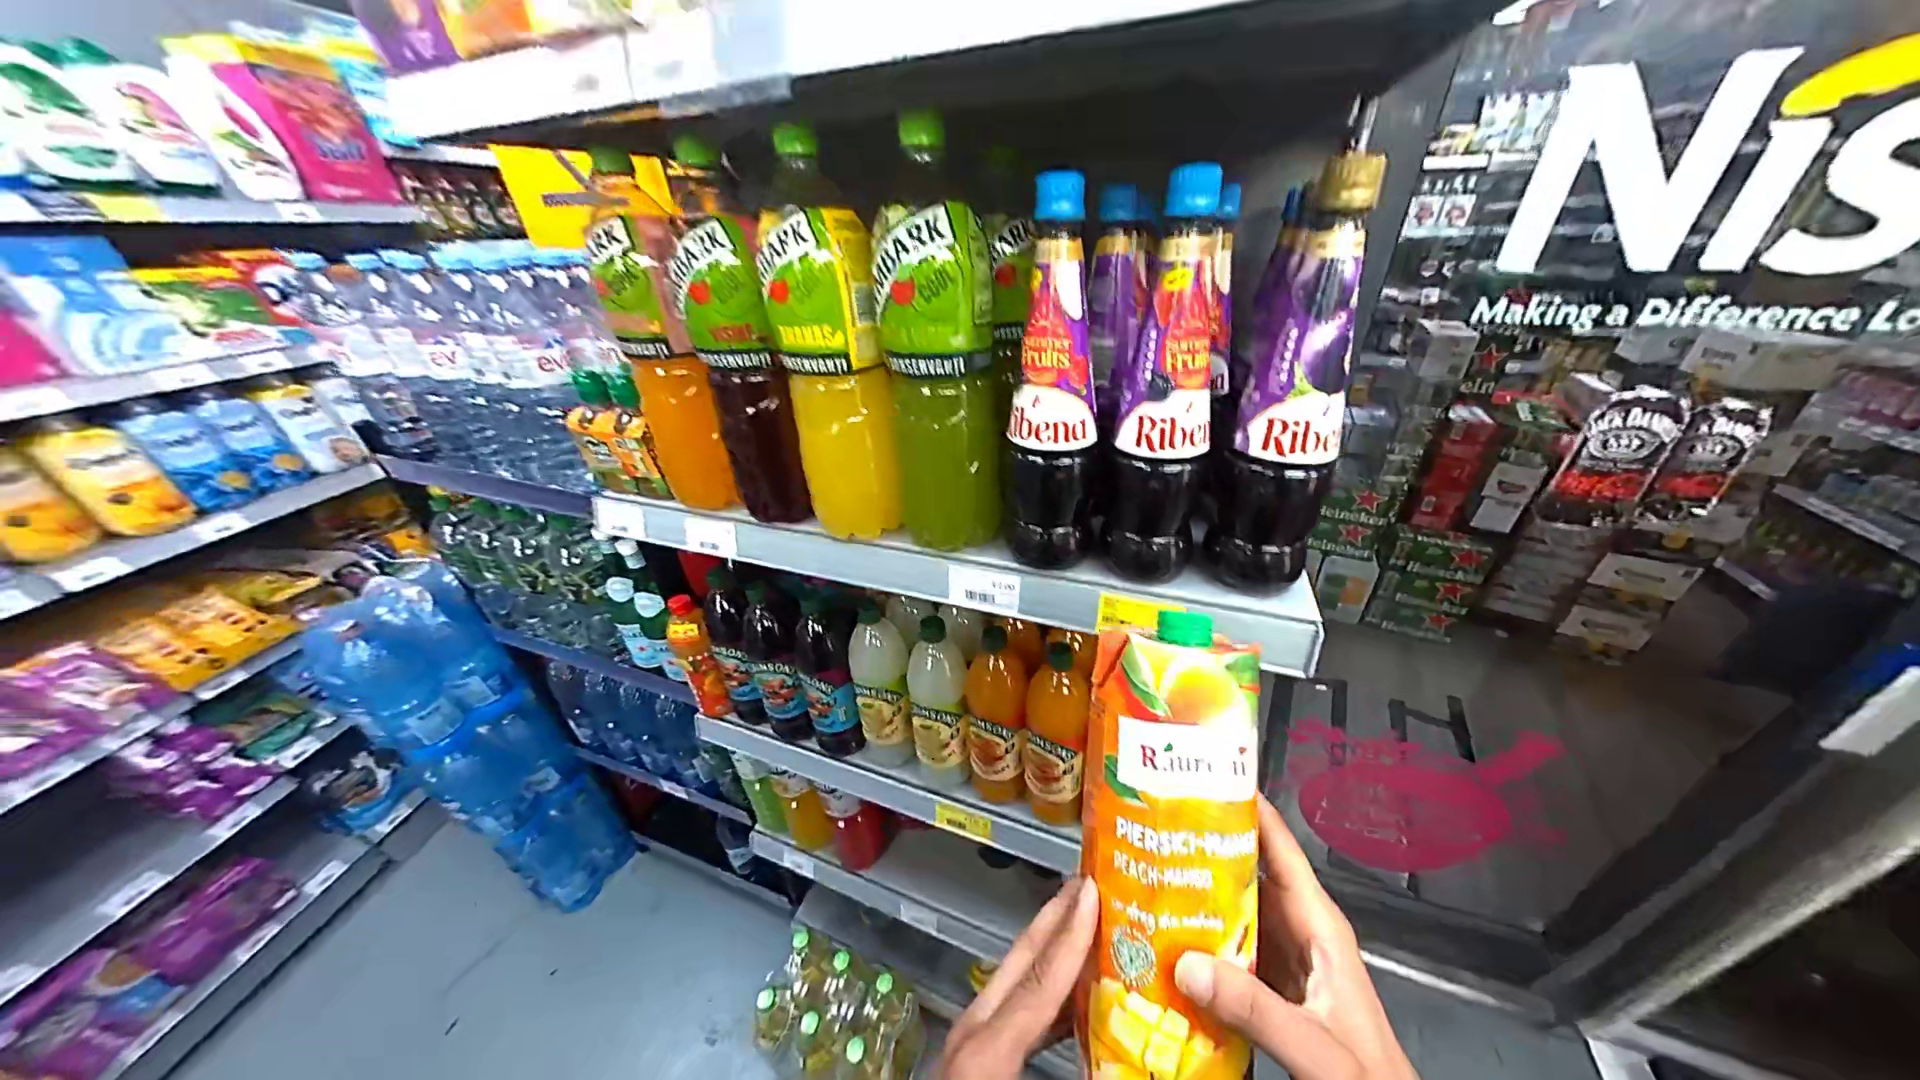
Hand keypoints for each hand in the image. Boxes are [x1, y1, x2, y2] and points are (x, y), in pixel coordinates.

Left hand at [939, 876, 1099, 1079]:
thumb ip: (1077, 1072)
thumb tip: (1116, 1059)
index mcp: (986, 1046)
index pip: (1040, 980)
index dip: (1071, 932)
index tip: (1091, 888)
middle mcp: (976, 1030)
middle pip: (1023, 960)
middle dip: (1056, 916)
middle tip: (1088, 881)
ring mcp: (972, 1039)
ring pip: (1020, 981)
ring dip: (1054, 950)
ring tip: (1090, 924)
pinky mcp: (977, 1054)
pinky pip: (1018, 1011)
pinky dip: (1047, 992)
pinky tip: (1074, 994)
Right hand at [1173, 796, 1417, 1079]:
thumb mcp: (1318, 1048)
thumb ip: (1256, 1009)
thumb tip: (1183, 962)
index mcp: (1317, 923)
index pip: (1279, 849)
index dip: (1247, 808)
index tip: (1204, 776)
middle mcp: (1297, 928)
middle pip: (1246, 871)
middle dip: (1203, 844)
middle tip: (1153, 823)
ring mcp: (1281, 956)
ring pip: (1231, 906)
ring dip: (1194, 889)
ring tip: (1146, 867)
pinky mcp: (1267, 983)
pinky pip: (1225, 943)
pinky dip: (1196, 933)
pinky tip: (1161, 932)